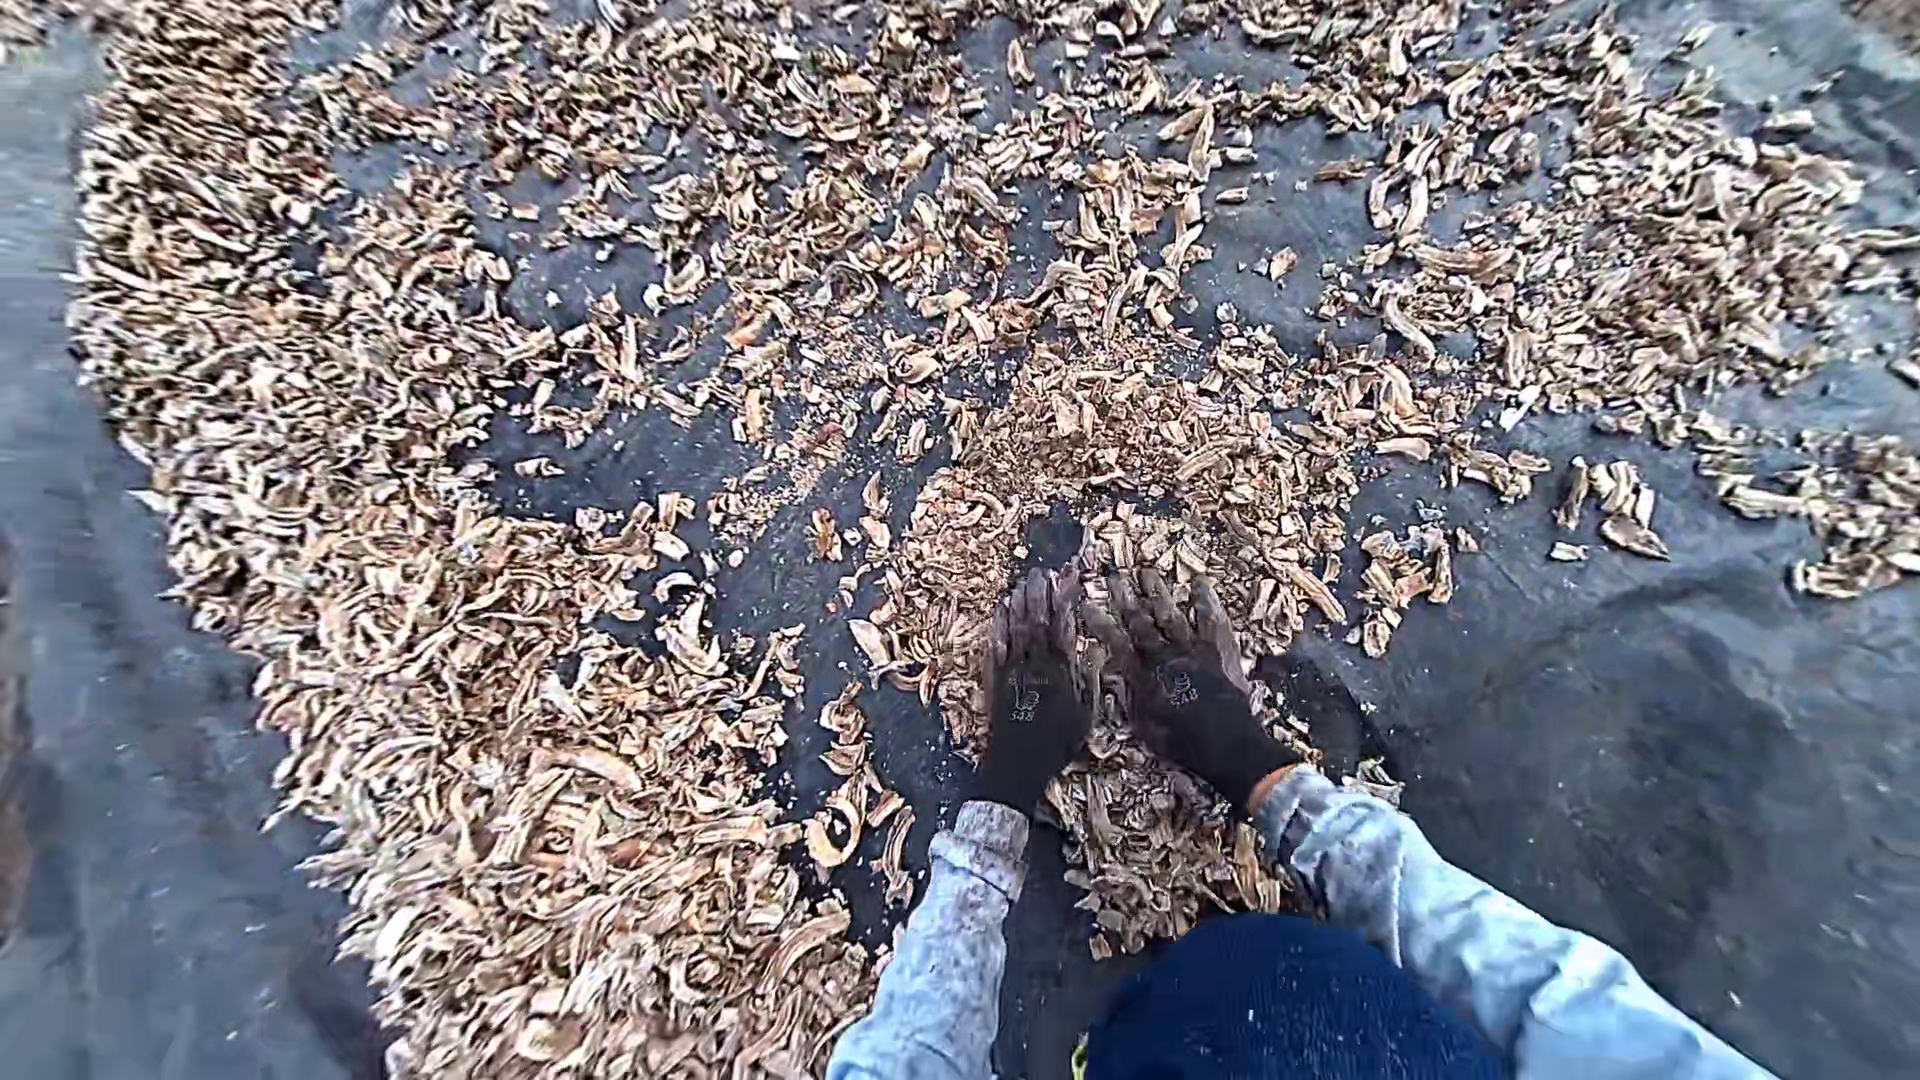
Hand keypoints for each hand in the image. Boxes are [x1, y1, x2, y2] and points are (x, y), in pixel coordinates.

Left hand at [971, 567, 1099, 812]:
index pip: (1064, 626)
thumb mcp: (1086, 715)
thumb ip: (1089, 679)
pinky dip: (998, 623)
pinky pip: (995, 643)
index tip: (1068, 578)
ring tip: (1023, 581)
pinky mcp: (995, 675)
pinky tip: (1000, 607)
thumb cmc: (1057, 741)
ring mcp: (1013, 668)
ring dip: (1019, 602)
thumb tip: (1093, 648)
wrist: (1018, 763)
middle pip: (1036, 620)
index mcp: (1061, 671)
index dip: (1065, 600)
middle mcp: (1036, 664)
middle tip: (1041, 572)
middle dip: (1039, 593)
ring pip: (1015, 627)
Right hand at [1083, 569, 1299, 810]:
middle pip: (1140, 621)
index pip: (1116, 642)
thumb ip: (1131, 697)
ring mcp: (1192, 649)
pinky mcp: (1218, 649)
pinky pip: (1210, 619)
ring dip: (1158, 593)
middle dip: (1126, 598)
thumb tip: (1118, 675)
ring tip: (1147, 572)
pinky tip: (1199, 583)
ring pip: (1170, 614)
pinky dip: (1205, 600)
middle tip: (1115, 577)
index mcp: (1143, 674)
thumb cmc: (1181, 742)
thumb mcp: (1144, 727)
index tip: (1088, 603)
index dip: (1101, 623)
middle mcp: (1164, 655)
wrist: (1227, 743)